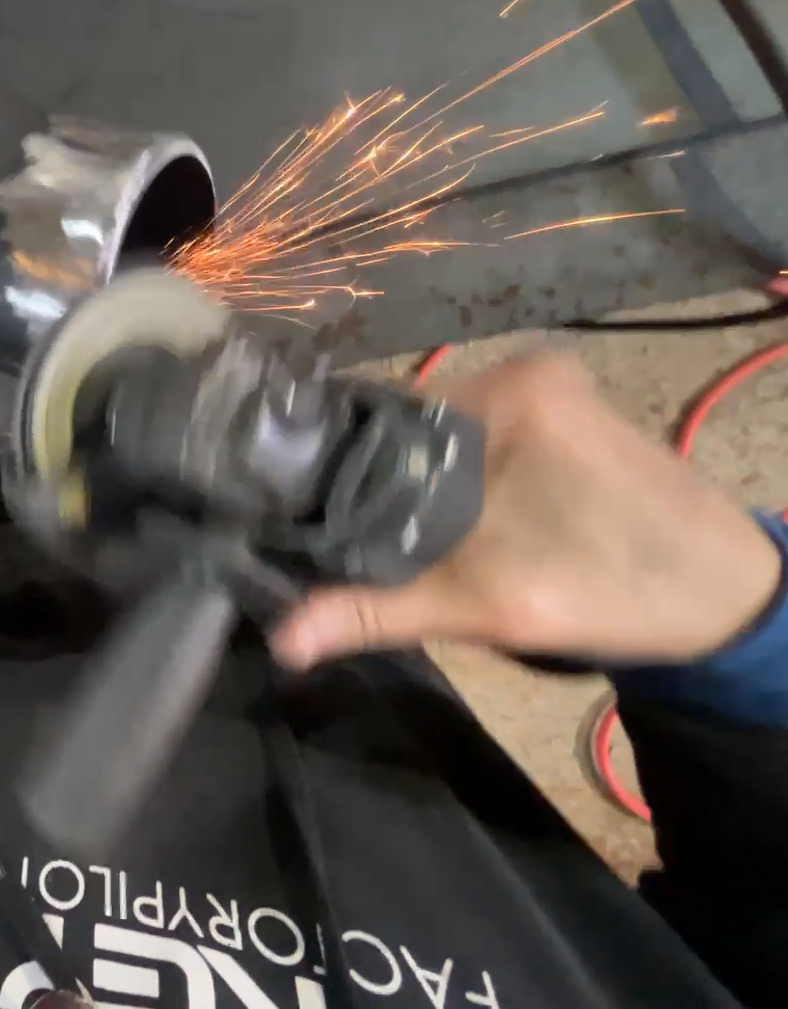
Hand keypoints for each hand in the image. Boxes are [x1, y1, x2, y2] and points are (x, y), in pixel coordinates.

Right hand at [272, 353, 783, 668]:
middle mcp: (516, 371)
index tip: (288, 509)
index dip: (326, 467)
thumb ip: (375, 611)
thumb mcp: (482, 606)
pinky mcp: (548, 406)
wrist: (730, 602)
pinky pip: (454, 434)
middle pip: (393, 423)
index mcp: (508, 394)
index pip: (372, 419)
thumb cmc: (612, 593)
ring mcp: (535, 384)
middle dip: (360, 473)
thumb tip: (281, 640)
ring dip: (393, 474)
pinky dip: (430, 469)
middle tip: (323, 526)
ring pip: (419, 431)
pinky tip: (419, 505)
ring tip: (360, 520)